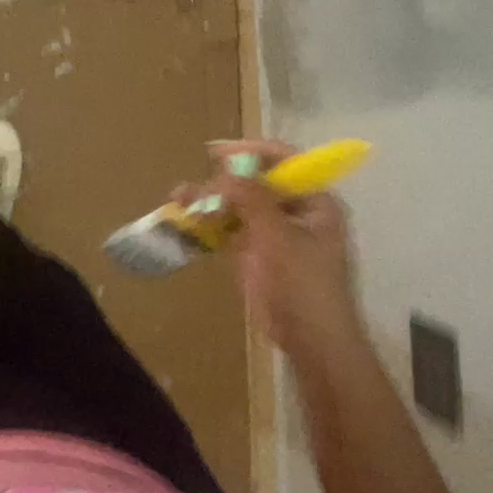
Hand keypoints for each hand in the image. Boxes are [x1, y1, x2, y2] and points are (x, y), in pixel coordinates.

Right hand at [191, 140, 365, 361]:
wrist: (311, 340)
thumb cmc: (305, 284)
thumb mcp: (280, 235)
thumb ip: (252, 198)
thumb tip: (224, 169)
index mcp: (315, 202)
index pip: (285, 162)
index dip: (251, 152)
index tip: (215, 152)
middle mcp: (294, 213)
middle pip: (254, 183)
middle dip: (221, 180)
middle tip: (193, 185)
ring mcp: (272, 235)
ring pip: (236, 207)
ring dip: (208, 200)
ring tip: (177, 197)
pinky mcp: (252, 256)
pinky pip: (226, 231)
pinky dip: (205, 224)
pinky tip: (183, 221)